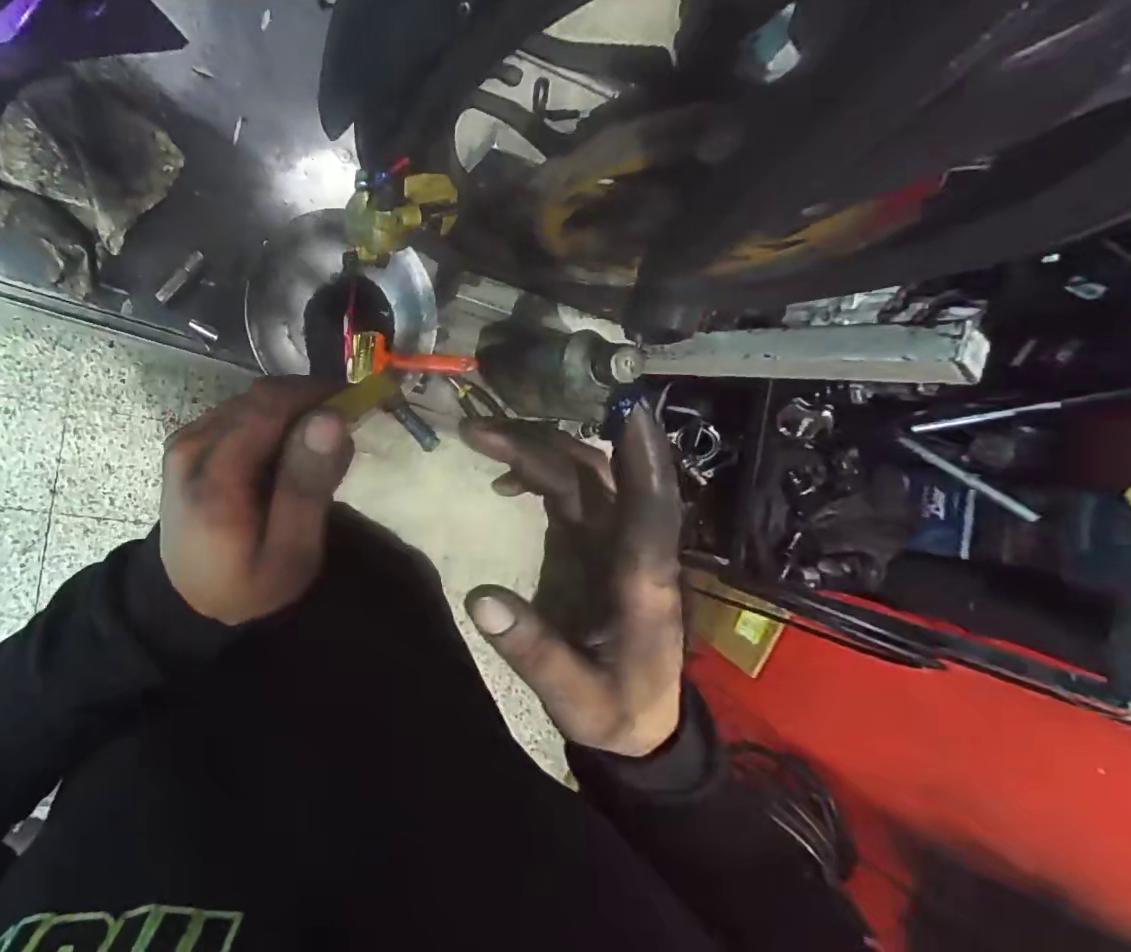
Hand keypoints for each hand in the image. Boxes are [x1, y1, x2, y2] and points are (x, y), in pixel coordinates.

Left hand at [159, 377, 355, 624]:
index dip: (317, 393)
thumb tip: (330, 417)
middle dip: (308, 403)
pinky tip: (283, 456)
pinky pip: (236, 414)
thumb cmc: (249, 583)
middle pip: (260, 397)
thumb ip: (308, 485)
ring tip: (315, 450)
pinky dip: (269, 423)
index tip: (357, 405)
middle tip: (342, 433)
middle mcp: (192, 447)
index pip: (270, 404)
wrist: (189, 598)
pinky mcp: (186, 441)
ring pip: (249, 401)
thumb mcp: (292, 553)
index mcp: (215, 477)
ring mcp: (184, 441)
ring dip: (289, 413)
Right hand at [460, 404, 685, 755]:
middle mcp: (631, 548)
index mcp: (643, 581)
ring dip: (535, 448)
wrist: (639, 723)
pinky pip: (566, 492)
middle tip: (479, 431)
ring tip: (479, 436)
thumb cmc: (618, 710)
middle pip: (597, 476)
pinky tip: (503, 480)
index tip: (624, 407)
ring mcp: (610, 542)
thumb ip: (533, 651)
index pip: (650, 508)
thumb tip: (479, 599)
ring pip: (580, 475)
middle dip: (543, 443)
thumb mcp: (575, 696)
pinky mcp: (589, 544)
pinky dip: (535, 474)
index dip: (642, 457)